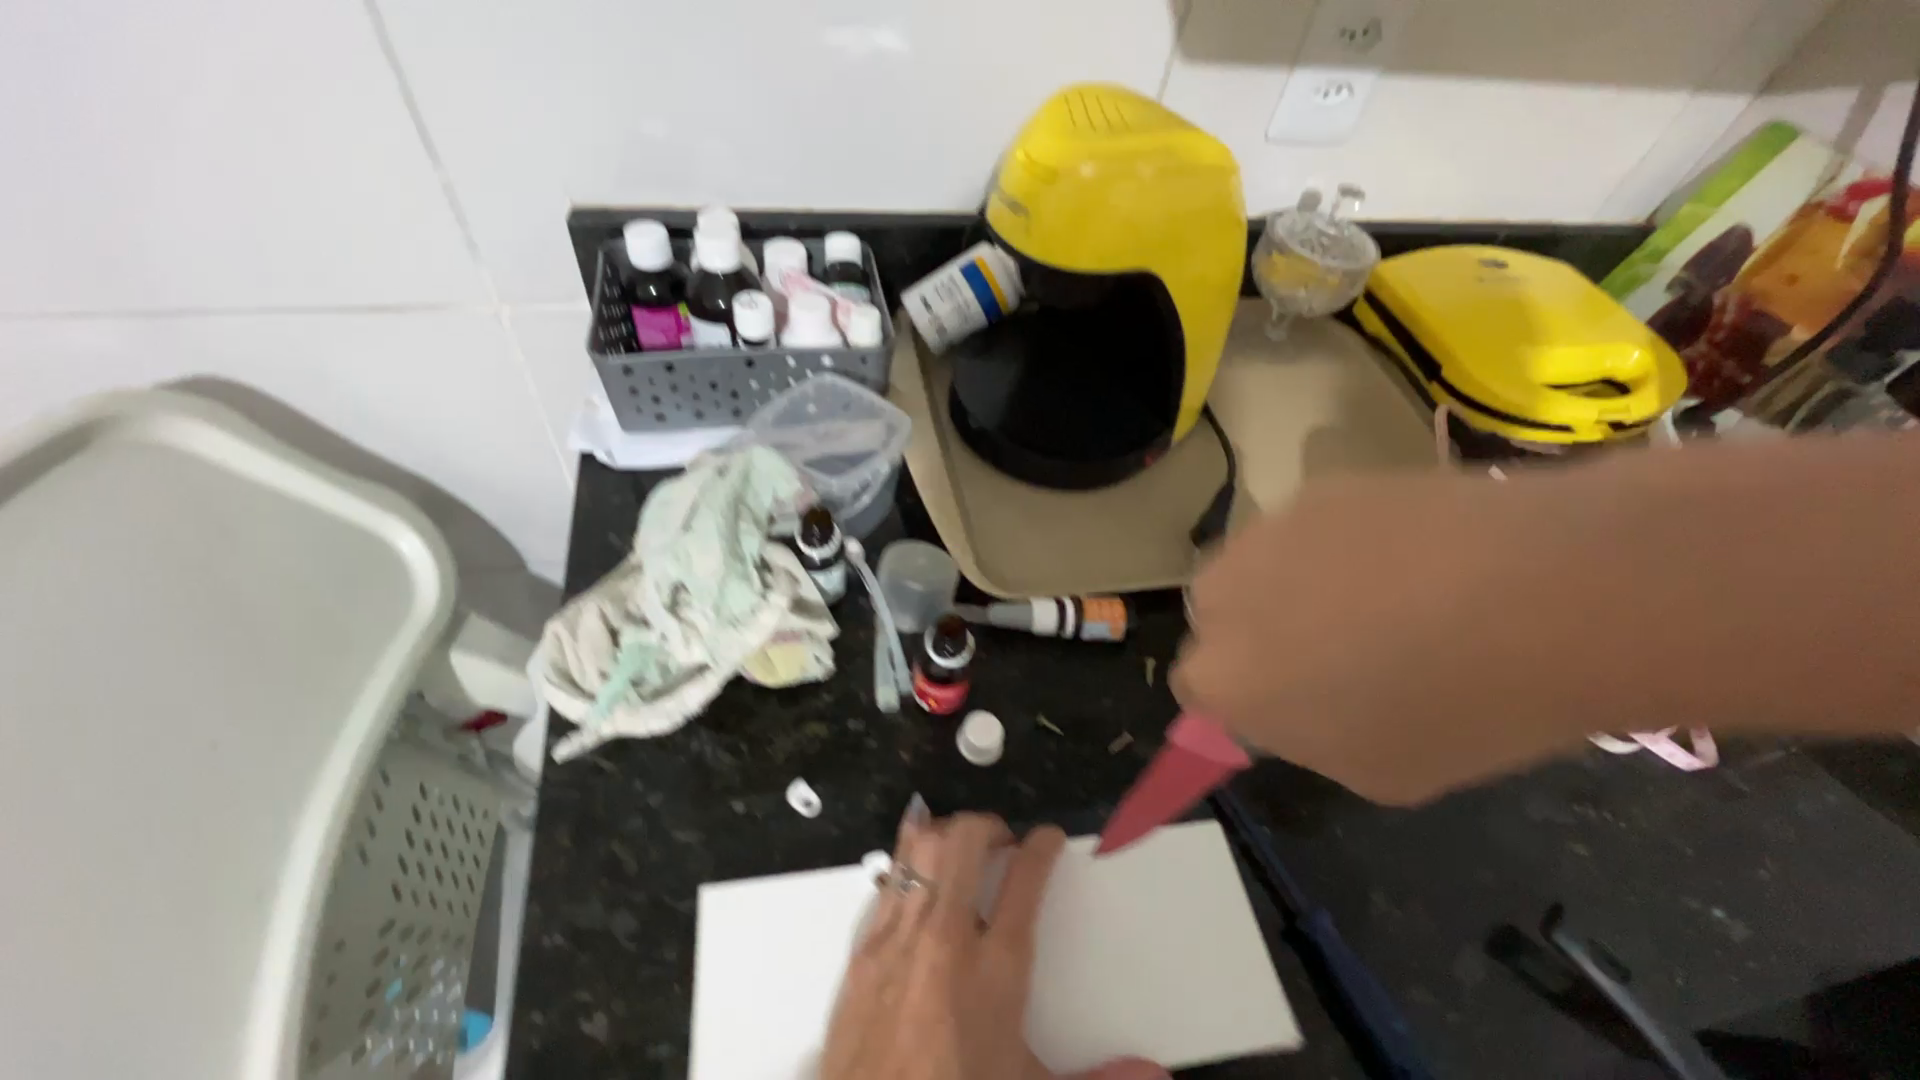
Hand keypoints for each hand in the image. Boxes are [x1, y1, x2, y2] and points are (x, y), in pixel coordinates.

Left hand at [820, 799, 1167, 1079]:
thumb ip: (1096, 1076)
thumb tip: (1153, 1073)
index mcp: (996, 972)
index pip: (1025, 881)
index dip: (1041, 847)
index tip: (1048, 839)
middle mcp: (944, 941)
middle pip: (965, 843)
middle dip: (988, 826)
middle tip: (1003, 840)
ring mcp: (897, 940)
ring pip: (920, 850)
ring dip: (944, 834)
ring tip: (961, 844)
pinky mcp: (861, 952)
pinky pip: (886, 882)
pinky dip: (905, 863)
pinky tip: (915, 869)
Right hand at [1172, 468, 1616, 804]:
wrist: (1550, 593)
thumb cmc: (1463, 711)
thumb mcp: (1377, 771)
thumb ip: (1308, 736)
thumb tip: (1301, 700)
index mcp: (1224, 681)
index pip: (1195, 688)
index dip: (1244, 695)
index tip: (1296, 700)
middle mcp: (1221, 599)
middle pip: (1216, 618)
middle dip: (1256, 633)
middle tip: (1335, 647)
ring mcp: (1267, 533)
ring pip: (1258, 566)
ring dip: (1292, 583)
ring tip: (1383, 595)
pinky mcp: (1317, 488)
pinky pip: (1308, 527)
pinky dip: (1341, 544)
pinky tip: (1412, 555)